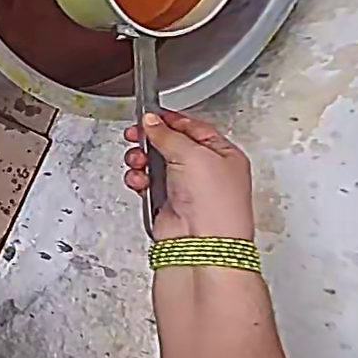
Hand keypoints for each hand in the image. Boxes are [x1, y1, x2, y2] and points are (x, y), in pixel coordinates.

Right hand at [122, 109, 254, 240]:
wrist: (201, 241)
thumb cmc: (214, 203)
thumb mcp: (192, 155)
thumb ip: (167, 134)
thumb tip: (152, 121)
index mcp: (221, 153)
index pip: (192, 127)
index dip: (170, 120)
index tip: (150, 116)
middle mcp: (204, 169)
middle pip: (169, 143)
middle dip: (150, 139)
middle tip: (136, 135)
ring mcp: (184, 186)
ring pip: (153, 162)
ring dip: (141, 159)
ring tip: (138, 161)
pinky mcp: (165, 200)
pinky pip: (145, 181)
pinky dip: (138, 178)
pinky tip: (139, 179)